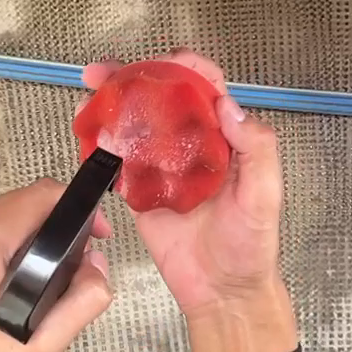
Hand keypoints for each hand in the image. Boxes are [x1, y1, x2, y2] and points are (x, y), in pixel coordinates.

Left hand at [0, 180, 112, 351]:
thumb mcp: (38, 347)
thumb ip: (81, 302)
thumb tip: (99, 265)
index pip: (45, 194)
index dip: (81, 210)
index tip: (98, 240)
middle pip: (28, 202)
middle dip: (61, 227)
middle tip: (77, 270)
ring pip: (10, 213)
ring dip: (38, 236)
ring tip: (51, 281)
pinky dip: (13, 244)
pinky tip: (20, 283)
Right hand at [83, 51, 295, 351]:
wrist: (223, 292)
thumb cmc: (251, 246)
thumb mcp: (264, 195)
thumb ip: (257, 149)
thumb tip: (230, 106)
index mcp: (224, 140)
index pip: (206, 90)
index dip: (187, 67)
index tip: (167, 60)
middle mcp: (191, 147)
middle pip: (160, 100)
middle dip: (133, 78)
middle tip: (105, 72)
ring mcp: (162, 168)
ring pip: (134, 126)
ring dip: (110, 107)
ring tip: (88, 97)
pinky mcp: (140, 194)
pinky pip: (118, 164)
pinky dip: (101, 146)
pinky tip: (87, 135)